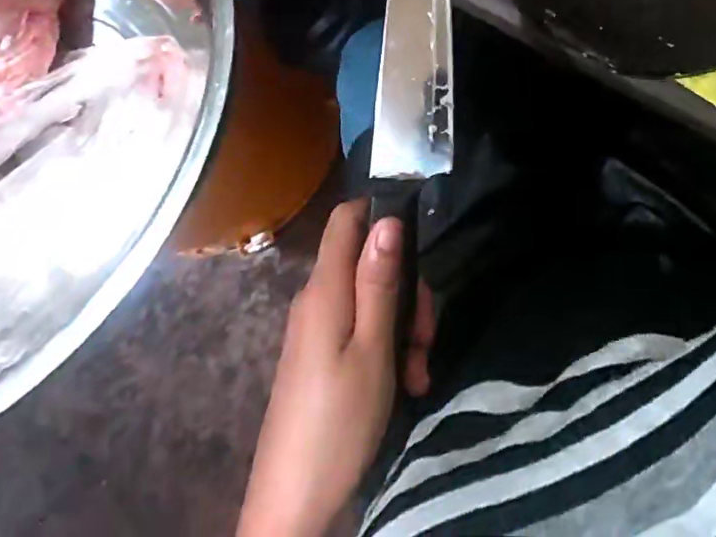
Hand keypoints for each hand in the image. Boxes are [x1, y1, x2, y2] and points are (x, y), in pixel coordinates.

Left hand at [239, 201, 435, 536]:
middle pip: (366, 262)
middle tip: (423, 338)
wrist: (292, 501)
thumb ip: (377, 282)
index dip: (379, 215)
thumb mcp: (371, 350)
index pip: (345, 218)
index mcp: (325, 287)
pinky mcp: (319, 354)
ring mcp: (316, 327)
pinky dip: (385, 347)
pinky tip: (404, 384)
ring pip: (369, 300)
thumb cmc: (338, 421)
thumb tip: (386, 218)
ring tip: (417, 374)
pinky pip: (358, 329)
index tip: (417, 242)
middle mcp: (317, 298)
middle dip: (405, 290)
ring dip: (401, 327)